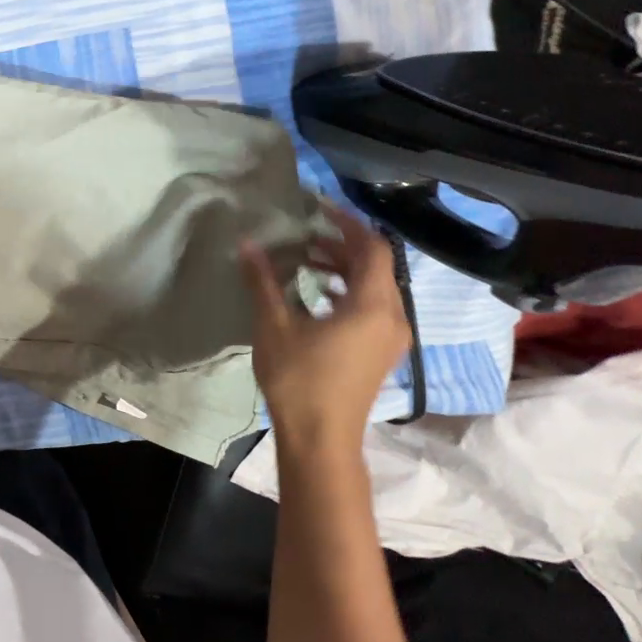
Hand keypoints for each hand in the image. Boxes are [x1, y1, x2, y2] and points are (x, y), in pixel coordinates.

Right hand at [241, 204, 410, 452]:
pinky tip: (313, 292)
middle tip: (302, 231)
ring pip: (374, 287)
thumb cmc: (298, 376)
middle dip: (341, 244)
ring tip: (302, 258)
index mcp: (372, 306)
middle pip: (376, 266)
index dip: (347, 223)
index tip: (317, 206)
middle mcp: (392, 317)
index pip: (371, 249)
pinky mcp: (379, 350)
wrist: (321, 434)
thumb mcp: (273, 323)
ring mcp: (390, 336)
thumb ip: (264, 281)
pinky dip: (345, 289)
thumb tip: (249, 243)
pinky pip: (370, 306)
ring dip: (341, 267)